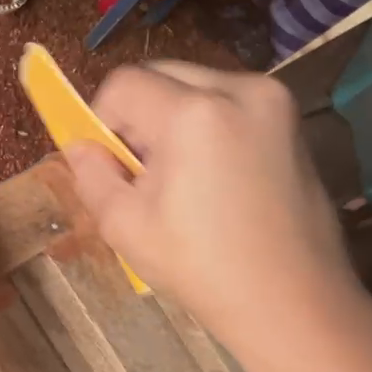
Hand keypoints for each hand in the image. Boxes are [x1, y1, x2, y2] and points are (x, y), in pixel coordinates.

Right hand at [67, 61, 360, 346]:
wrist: (290, 297)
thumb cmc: (198, 264)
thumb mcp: (123, 225)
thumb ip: (92, 174)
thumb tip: (80, 147)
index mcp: (193, 113)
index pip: (123, 83)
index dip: (100, 118)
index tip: (106, 161)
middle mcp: (240, 90)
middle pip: (162, 74)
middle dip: (137, 114)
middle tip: (137, 170)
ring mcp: (274, 103)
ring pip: (195, 87)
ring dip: (171, 119)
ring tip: (176, 178)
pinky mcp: (292, 122)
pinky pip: (228, 105)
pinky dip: (205, 127)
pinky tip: (211, 180)